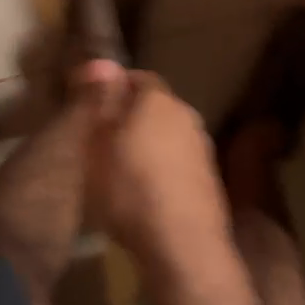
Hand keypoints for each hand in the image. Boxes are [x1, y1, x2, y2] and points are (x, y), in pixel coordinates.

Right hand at [87, 71, 230, 270]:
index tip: (95, 108)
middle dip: (132, 118)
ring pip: (169, 135)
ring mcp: (202, 146)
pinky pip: (179, 162)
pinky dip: (165, 170)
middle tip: (105, 142)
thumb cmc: (129, 187)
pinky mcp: (209, 177)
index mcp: (159, 98)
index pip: (138, 78)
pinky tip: (149, 194)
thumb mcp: (98, 142)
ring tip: (125, 172)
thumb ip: (100, 100)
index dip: (115, 89)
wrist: (183, 243)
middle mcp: (186, 113)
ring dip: (150, 145)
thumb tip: (101, 61)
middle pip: (155, 106)